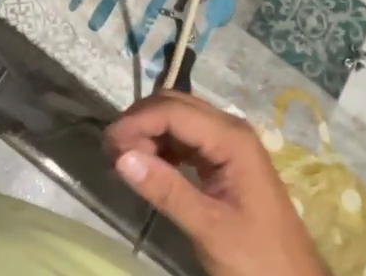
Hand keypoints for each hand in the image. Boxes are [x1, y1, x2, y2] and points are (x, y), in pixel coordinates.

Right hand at [106, 92, 326, 275]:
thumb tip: (121, 157)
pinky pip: (186, 138)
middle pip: (175, 105)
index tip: (107, 146)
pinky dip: (162, 146)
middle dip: (140, 122)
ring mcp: (228, 144)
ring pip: (179, 119)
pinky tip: (149, 167)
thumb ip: (166, 191)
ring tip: (124, 160)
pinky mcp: (224, 161)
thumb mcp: (210, 229)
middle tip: (111, 152)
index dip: (137, 122)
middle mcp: (230, 130)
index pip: (174, 111)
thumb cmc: (258, 261)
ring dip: (149, 132)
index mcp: (232, 138)